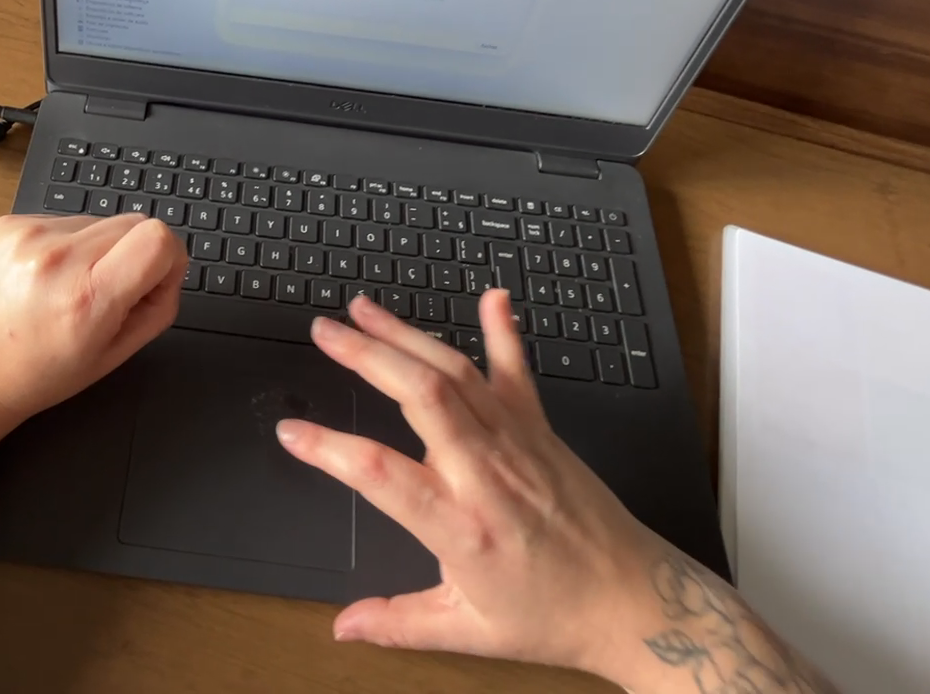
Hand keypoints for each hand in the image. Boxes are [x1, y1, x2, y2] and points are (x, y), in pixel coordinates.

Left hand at [0, 213, 185, 457]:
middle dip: (136, 255)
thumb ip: (157, 308)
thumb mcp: (113, 357)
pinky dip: (66, 245)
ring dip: (98, 249)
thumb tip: (171, 269)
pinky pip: (64, 220)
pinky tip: (43, 278)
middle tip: (110, 293)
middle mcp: (57, 257)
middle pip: (135, 222)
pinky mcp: (7, 223)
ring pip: (100, 220)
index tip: (155, 280)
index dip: (170, 259)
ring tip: (68, 288)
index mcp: (87, 297)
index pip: (158, 238)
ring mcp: (27, 235)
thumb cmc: (35, 375)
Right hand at [274, 290, 672, 679]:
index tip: (290, 431)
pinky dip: (502, 330)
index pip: (381, 476)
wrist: (639, 603)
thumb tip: (340, 627)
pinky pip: (516, 370)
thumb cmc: (552, 617)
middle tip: (324, 331)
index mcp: (462, 528)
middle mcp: (486, 473)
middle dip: (368, 355)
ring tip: (363, 309)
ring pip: (455, 372)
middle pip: (421, 395)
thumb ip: (396, 624)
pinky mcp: (539, 426)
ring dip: (405, 334)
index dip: (329, 449)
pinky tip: (491, 297)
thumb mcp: (468, 632)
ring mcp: (515, 440)